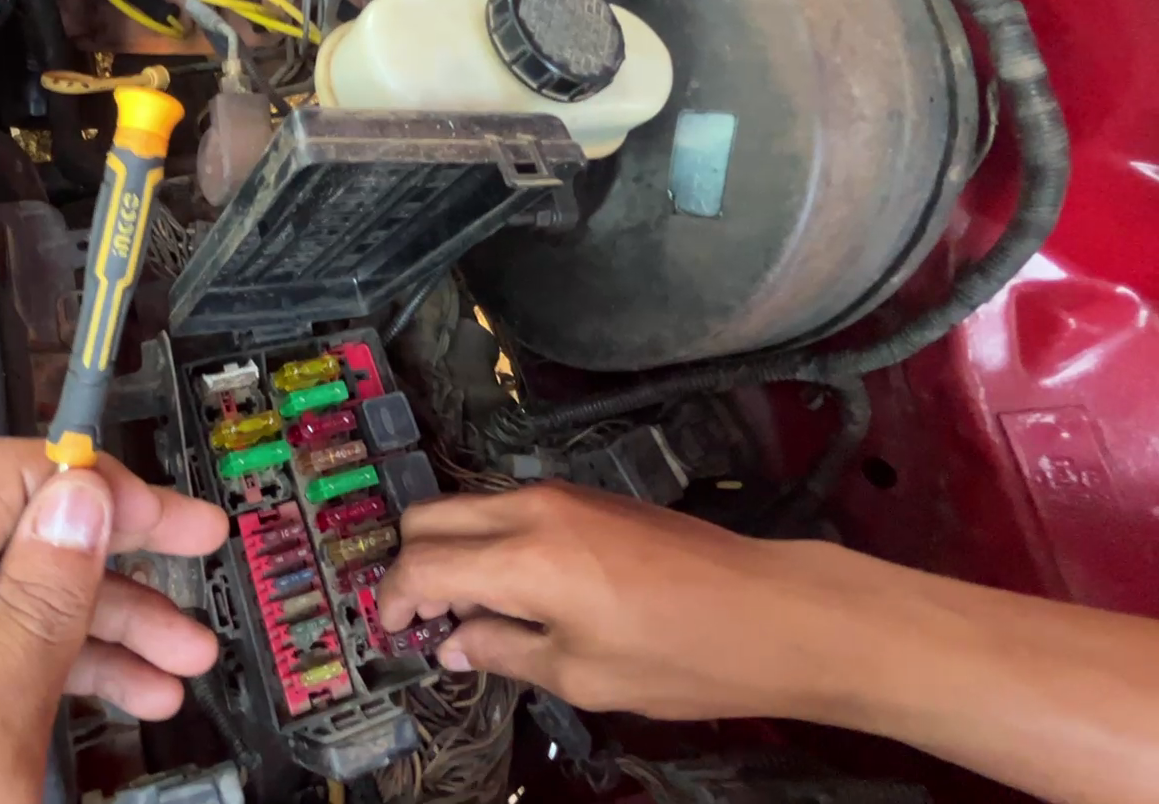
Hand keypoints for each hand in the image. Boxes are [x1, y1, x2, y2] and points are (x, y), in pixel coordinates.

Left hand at [0, 437, 228, 803]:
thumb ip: (33, 610)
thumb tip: (78, 490)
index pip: (9, 477)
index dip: (92, 481)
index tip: (163, 519)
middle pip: (31, 530)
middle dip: (125, 535)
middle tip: (205, 542)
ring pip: (34, 597)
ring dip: (119, 614)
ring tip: (190, 655)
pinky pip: (16, 655)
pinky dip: (83, 664)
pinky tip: (140, 695)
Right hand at [377, 481, 872, 721]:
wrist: (777, 609)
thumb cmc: (683, 658)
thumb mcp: (585, 675)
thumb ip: (502, 651)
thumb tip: (450, 644)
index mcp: (521, 558)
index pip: (421, 565)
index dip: (393, 598)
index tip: (392, 628)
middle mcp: (524, 509)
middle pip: (425, 516)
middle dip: (407, 563)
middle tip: (422, 615)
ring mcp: (551, 492)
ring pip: (460, 505)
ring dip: (445, 548)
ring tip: (466, 604)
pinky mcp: (575, 492)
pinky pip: (499, 506)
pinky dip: (480, 538)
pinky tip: (509, 582)